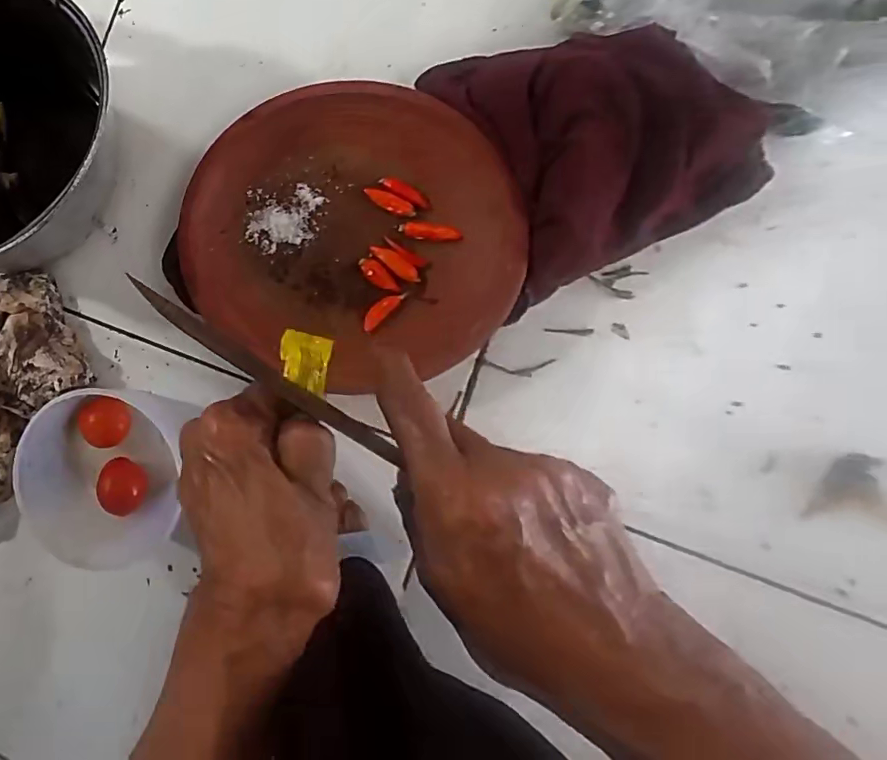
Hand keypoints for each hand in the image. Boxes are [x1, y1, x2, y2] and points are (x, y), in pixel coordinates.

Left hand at [134, 389, 342, 759]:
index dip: (303, 408)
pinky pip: (244, 478)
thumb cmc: (288, 544)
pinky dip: (273, 491)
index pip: (269, 394)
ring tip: (332, 510)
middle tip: (333, 482)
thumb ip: (308, 436)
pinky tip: (311, 519)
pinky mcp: (203, 495)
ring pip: (258, 455)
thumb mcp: (315, 485)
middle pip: (262, 426)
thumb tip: (299, 416)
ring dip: (294, 476)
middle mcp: (200, 436)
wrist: (254, 608)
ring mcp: (198, 467)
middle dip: (299, 451)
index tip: (329, 428)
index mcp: (223, 424)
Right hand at [373, 349, 662, 698]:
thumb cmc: (514, 629)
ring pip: (492, 458)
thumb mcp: (440, 578)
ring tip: (509, 538)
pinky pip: (531, 473)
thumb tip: (414, 481)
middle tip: (450, 505)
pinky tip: (544, 541)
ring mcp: (548, 472)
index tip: (381, 350)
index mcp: (454, 495)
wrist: (636, 666)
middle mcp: (499, 469)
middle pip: (450, 437)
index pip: (415, 416)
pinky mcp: (585, 482)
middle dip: (440, 458)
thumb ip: (419, 517)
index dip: (395, 380)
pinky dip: (524, 494)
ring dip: (485, 482)